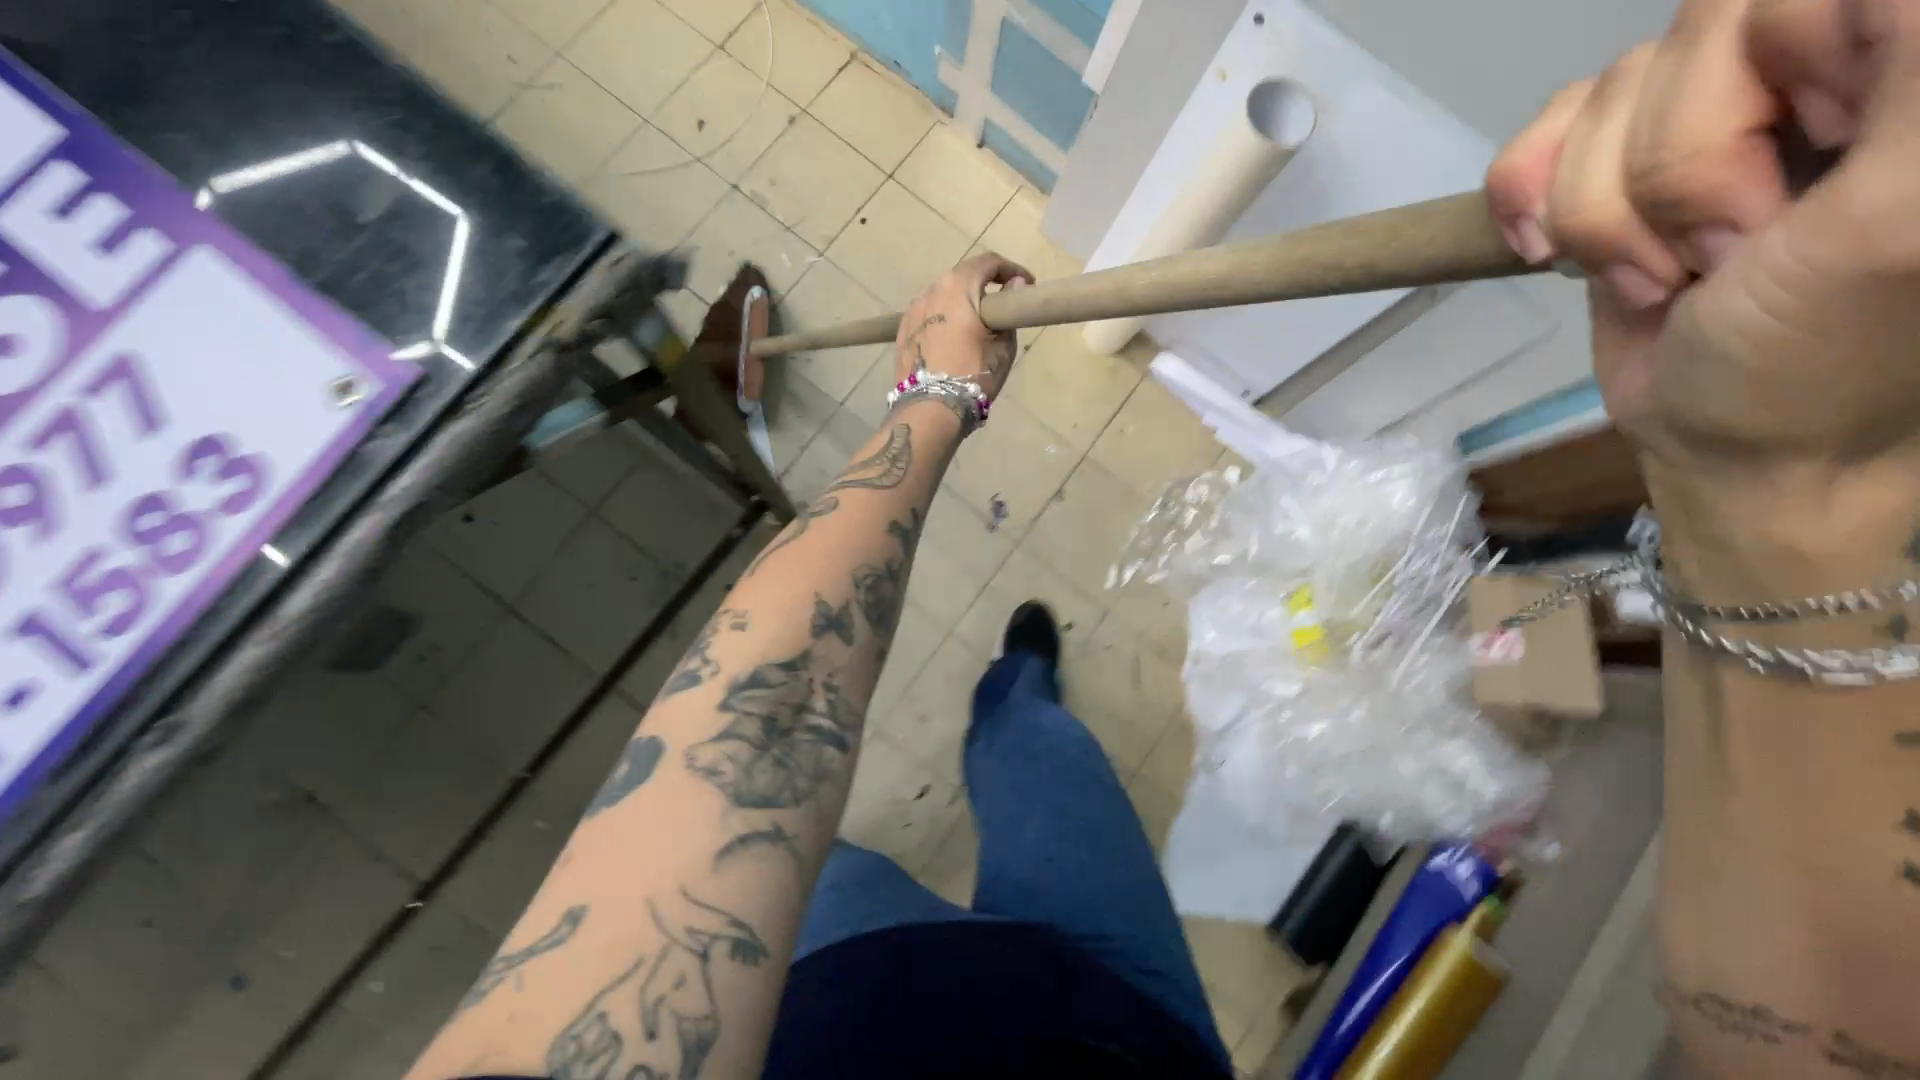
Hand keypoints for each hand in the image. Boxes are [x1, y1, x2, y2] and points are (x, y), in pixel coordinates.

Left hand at [894, 253, 1034, 398]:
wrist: (930, 409)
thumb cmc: (973, 375)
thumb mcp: (1003, 345)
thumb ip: (1008, 310)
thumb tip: (1014, 285)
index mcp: (957, 286)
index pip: (988, 262)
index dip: (1011, 269)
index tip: (1026, 284)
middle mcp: (930, 290)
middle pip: (962, 277)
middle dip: (984, 285)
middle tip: (1001, 305)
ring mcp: (911, 310)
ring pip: (942, 296)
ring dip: (961, 303)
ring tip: (975, 323)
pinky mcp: (902, 331)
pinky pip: (928, 315)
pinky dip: (943, 318)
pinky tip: (952, 336)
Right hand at [1485, 0, 1919, 514]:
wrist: (1717, 439)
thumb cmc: (1816, 353)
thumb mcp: (1892, 223)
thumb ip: (1916, 78)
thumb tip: (1871, 0)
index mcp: (1899, 63)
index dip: (1778, 67)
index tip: (1818, 156)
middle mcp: (1814, 67)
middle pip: (1696, 32)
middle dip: (1677, 167)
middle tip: (1729, 249)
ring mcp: (1704, 116)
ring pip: (1607, 95)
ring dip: (1603, 215)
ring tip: (1662, 278)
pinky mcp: (1613, 166)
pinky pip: (1539, 136)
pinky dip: (1529, 203)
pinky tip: (1556, 256)